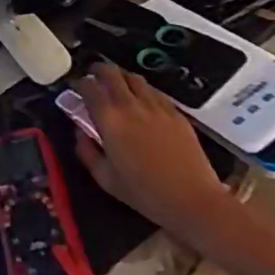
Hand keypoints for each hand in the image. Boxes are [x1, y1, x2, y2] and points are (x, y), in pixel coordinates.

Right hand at [72, 63, 230, 236]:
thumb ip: (86, 151)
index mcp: (108, 117)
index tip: (77, 91)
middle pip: (109, 71)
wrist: (198, 204)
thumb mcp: (105, 178)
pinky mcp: (177, 115)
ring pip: (133, 77)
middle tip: (95, 81)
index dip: (78, 84)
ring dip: (122, 79)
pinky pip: (156, 92)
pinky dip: (145, 92)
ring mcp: (156, 108)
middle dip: (98, 71)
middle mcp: (130, 105)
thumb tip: (80, 133)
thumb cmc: (147, 194)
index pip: (86, 84)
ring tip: (120, 89)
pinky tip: (145, 104)